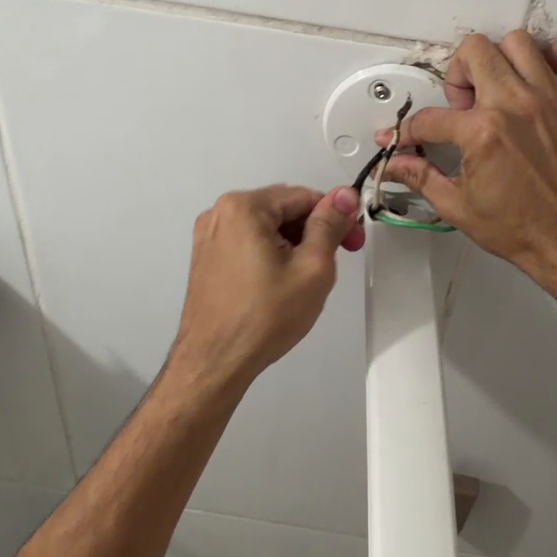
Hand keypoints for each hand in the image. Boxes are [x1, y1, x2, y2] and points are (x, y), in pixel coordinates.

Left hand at [168, 185, 364, 383]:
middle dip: (312, 232)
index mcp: (243, 206)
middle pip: (282, 209)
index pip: (303, 196)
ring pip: (264, 228)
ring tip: (303, 281)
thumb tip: (345, 195)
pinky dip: (269, 255)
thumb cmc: (267, 315)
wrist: (215, 361)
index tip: (352, 245)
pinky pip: (247, 244)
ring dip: (291, 245)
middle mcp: (219, 212)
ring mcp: (207, 236)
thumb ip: (330, 225)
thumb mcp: (312, 267)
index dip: (335, 217)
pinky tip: (278, 285)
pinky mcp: (204, 258)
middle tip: (331, 267)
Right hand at [380, 31, 556, 288]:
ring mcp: (552, 99)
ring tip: (499, 88)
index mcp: (482, 133)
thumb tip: (395, 163)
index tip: (408, 137)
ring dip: (501, 60)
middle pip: (474, 51)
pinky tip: (546, 73)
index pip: (429, 117)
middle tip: (463, 104)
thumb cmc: (521, 228)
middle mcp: (516, 106)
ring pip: (520, 42)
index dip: (410, 130)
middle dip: (458, 75)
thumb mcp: (457, 206)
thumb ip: (420, 177)